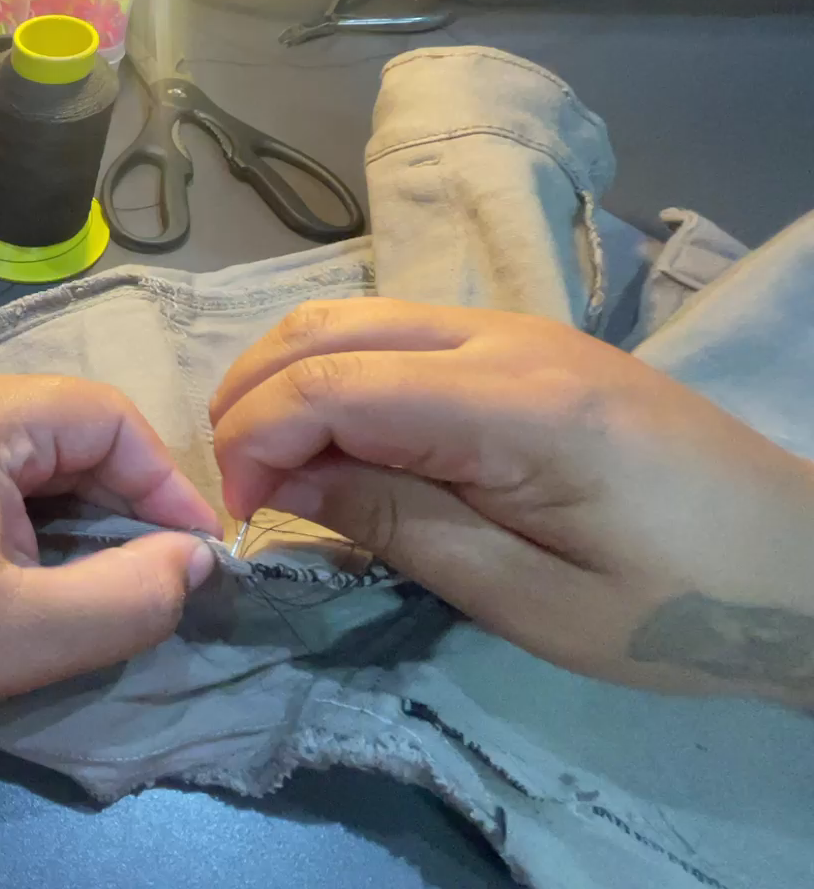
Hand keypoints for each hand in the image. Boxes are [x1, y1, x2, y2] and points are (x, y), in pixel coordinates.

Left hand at [0, 373, 219, 756]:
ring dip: (65, 498)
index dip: (162, 480)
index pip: (102, 414)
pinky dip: (14, 497)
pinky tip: (16, 551)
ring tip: (81, 569)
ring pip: (19, 439)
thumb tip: (195, 556)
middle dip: (114, 492)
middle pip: (59, 420)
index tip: (195, 553)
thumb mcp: (29, 636)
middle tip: (142, 568)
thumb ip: (135, 594)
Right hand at [210, 299, 813, 703]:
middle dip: (246, 405)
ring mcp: (499, 326)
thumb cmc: (685, 607)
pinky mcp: (500, 339)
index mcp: (515, 402)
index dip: (255, 441)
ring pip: (332, 318)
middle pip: (314, 334)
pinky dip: (313, 372)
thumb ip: (392, 524)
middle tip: (242, 483)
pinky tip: (318, 428)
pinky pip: (368, 331)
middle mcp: (497, 336)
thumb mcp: (528, 598)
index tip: (243, 512)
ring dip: (271, 380)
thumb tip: (282, 484)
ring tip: (264, 453)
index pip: (327, 387)